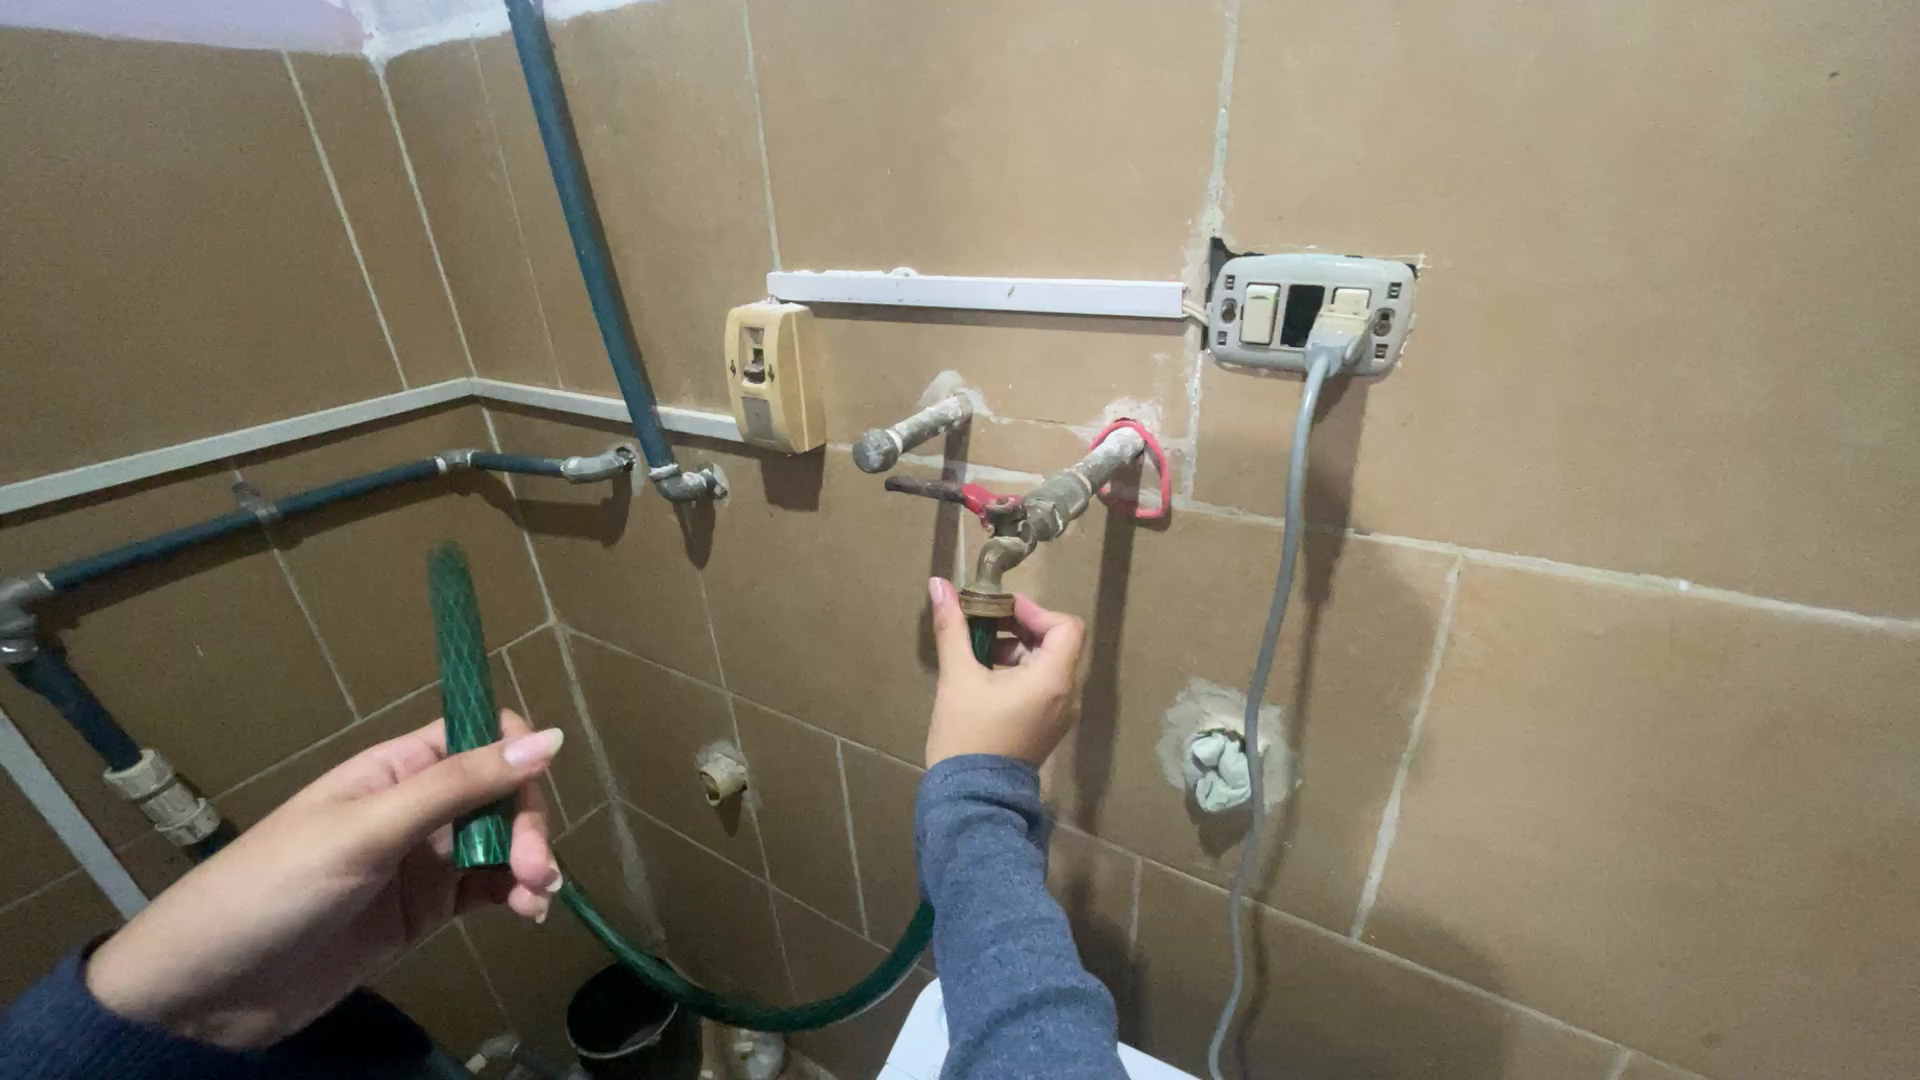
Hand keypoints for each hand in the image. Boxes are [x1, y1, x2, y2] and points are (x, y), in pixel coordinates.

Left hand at [85, 711, 563, 1049]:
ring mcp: (429, 856)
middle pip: (504, 792)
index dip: (517, 752)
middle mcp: (424, 804)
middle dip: (527, 825)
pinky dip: (518, 893)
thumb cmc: (273, 890)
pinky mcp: (431, 904)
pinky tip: (528, 911)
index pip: (483, 735)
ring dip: (532, 861)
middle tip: (535, 869)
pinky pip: (492, 886)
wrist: (196, 1002)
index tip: (532, 787)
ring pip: (506, 840)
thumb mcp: (368, 831)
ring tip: (536, 896)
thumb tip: (553, 737)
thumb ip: (460, 785)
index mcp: (401, 769)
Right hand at [925, 577, 1086, 766]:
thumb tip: (939, 584)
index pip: (1065, 626)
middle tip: (983, 625)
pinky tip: (985, 676)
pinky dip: (1020, 671)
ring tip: (978, 651)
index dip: (1034, 611)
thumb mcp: (957, 677)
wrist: (970, 799)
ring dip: (1017, 649)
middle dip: (1020, 627)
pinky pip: (1043, 685)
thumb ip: (951, 627)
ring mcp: (1059, 713)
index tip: (999, 610)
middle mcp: (1066, 694)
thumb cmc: (967, 735)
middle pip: (1057, 642)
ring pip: (1049, 663)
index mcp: (1053, 679)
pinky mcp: (1048, 726)